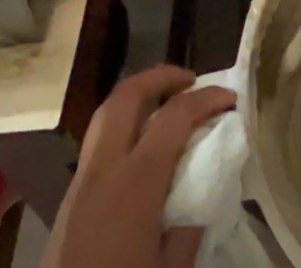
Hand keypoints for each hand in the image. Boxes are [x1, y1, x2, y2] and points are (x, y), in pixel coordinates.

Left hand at [43, 65, 236, 267]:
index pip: (174, 117)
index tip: (230, 97)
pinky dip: (124, 127)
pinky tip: (143, 149)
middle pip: (125, 98)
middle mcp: (103, 170)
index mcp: (135, 184)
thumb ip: (191, 224)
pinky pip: (98, 144)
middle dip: (159, 77)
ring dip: (138, 99)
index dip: (205, 99)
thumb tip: (205, 189)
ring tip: (167, 104)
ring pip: (105, 116)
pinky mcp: (70, 201)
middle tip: (191, 80)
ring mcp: (81, 183)